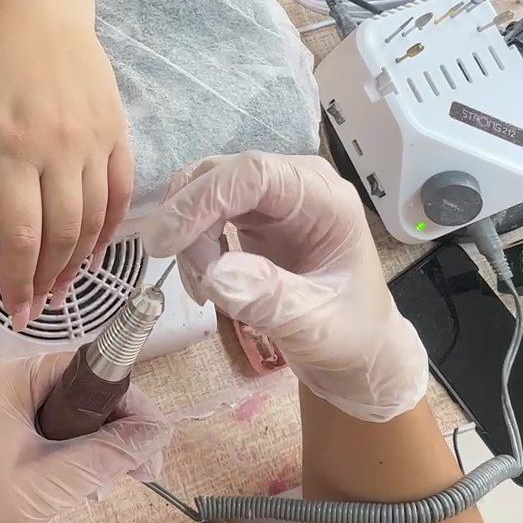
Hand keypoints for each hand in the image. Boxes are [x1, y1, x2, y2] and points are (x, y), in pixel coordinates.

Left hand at [0, 0, 131, 326]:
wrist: (36, 10)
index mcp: (11, 146)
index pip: (22, 233)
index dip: (18, 280)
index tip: (14, 310)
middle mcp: (59, 147)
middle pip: (62, 235)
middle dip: (48, 280)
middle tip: (37, 307)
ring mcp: (95, 138)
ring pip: (95, 219)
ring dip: (78, 262)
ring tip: (62, 288)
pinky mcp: (117, 130)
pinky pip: (122, 191)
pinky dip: (110, 228)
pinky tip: (94, 250)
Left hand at [0, 353, 169, 522]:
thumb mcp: (54, 480)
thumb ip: (109, 453)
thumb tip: (161, 431)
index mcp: (16, 376)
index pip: (89, 370)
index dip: (128, 400)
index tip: (155, 437)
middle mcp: (13, 380)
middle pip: (85, 391)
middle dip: (119, 428)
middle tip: (147, 469)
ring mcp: (9, 404)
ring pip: (75, 412)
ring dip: (103, 443)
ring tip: (129, 478)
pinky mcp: (9, 427)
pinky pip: (58, 427)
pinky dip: (80, 450)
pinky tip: (97, 480)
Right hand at [142, 152, 428, 421]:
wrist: (356, 350)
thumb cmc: (347, 336)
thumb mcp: (315, 327)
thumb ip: (268, 299)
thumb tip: (213, 272)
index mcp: (327, 201)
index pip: (254, 173)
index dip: (204, 199)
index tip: (166, 244)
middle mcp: (298, 184)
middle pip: (221, 172)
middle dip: (187, 216)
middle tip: (174, 268)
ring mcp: (272, 196)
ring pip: (204, 188)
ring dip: (186, 233)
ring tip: (200, 286)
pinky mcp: (252, 213)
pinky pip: (204, 210)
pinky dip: (190, 241)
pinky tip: (203, 279)